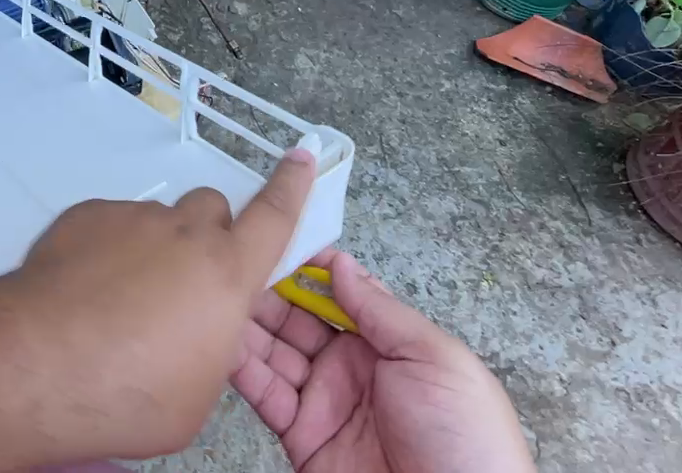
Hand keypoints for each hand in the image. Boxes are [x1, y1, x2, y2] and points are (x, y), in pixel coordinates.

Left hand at [0, 151, 318, 466]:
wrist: (43, 360)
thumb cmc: (127, 392)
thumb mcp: (198, 392)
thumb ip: (213, 344)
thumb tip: (198, 331)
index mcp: (225, 275)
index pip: (274, 217)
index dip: (292, 185)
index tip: (302, 156)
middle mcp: (183, 233)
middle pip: (210, 209)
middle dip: (207, 234)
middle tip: (183, 278)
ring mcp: (132, 217)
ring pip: (157, 220)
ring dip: (151, 248)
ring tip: (118, 297)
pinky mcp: (88, 214)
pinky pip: (111, 223)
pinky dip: (107, 248)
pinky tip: (85, 287)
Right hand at [232, 248, 534, 472]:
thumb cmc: (464, 442)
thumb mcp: (437, 362)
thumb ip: (383, 310)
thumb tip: (339, 263)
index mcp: (388, 345)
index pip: (339, 294)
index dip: (309, 267)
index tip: (278, 239)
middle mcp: (350, 367)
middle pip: (297, 317)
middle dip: (267, 290)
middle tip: (235, 263)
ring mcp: (322, 401)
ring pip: (273, 350)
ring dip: (248, 322)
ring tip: (218, 293)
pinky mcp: (300, 436)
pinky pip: (265, 394)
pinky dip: (241, 366)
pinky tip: (221, 338)